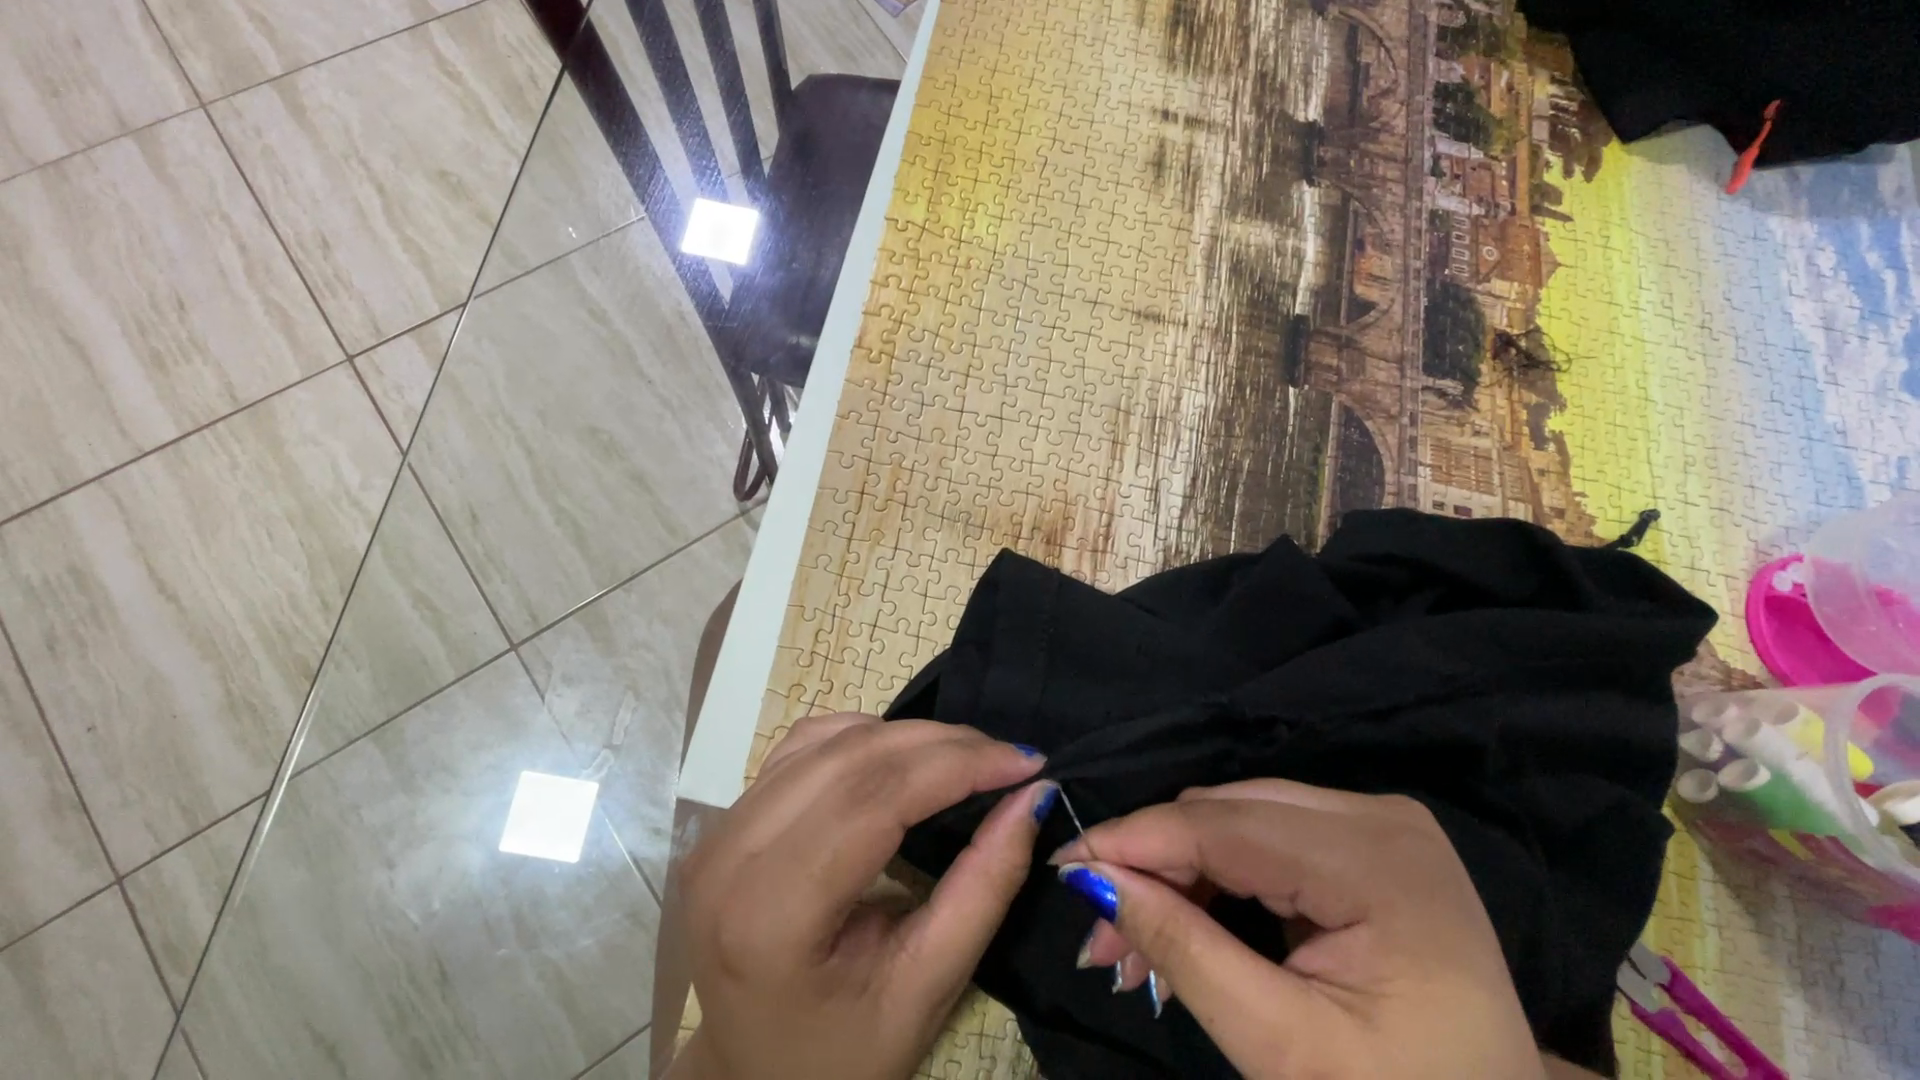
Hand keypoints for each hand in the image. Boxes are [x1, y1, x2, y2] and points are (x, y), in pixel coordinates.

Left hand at [667, 713, 1053, 1079]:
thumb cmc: (845, 1055)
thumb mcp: (928, 986)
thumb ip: (983, 886)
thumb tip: (1032, 796)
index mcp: (770, 912)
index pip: (874, 798)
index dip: (957, 766)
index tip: (1026, 763)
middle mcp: (729, 855)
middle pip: (849, 758)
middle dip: (941, 744)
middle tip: (1007, 758)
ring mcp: (717, 834)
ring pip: (823, 741)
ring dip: (904, 737)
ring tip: (967, 758)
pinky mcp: (723, 824)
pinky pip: (799, 750)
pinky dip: (860, 740)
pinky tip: (902, 760)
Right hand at [1053, 780, 1549, 1079]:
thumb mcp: (1282, 1045)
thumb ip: (1185, 948)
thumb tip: (1092, 877)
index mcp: (1378, 862)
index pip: (1224, 825)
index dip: (1135, 840)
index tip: (1060, 867)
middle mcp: (1380, 816)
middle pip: (1228, 811)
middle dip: (1153, 861)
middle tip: (1097, 930)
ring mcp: (1379, 822)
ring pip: (1238, 816)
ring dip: (1177, 867)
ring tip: (1130, 935)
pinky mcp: (1369, 840)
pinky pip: (1266, 834)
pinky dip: (1216, 872)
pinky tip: (1184, 915)